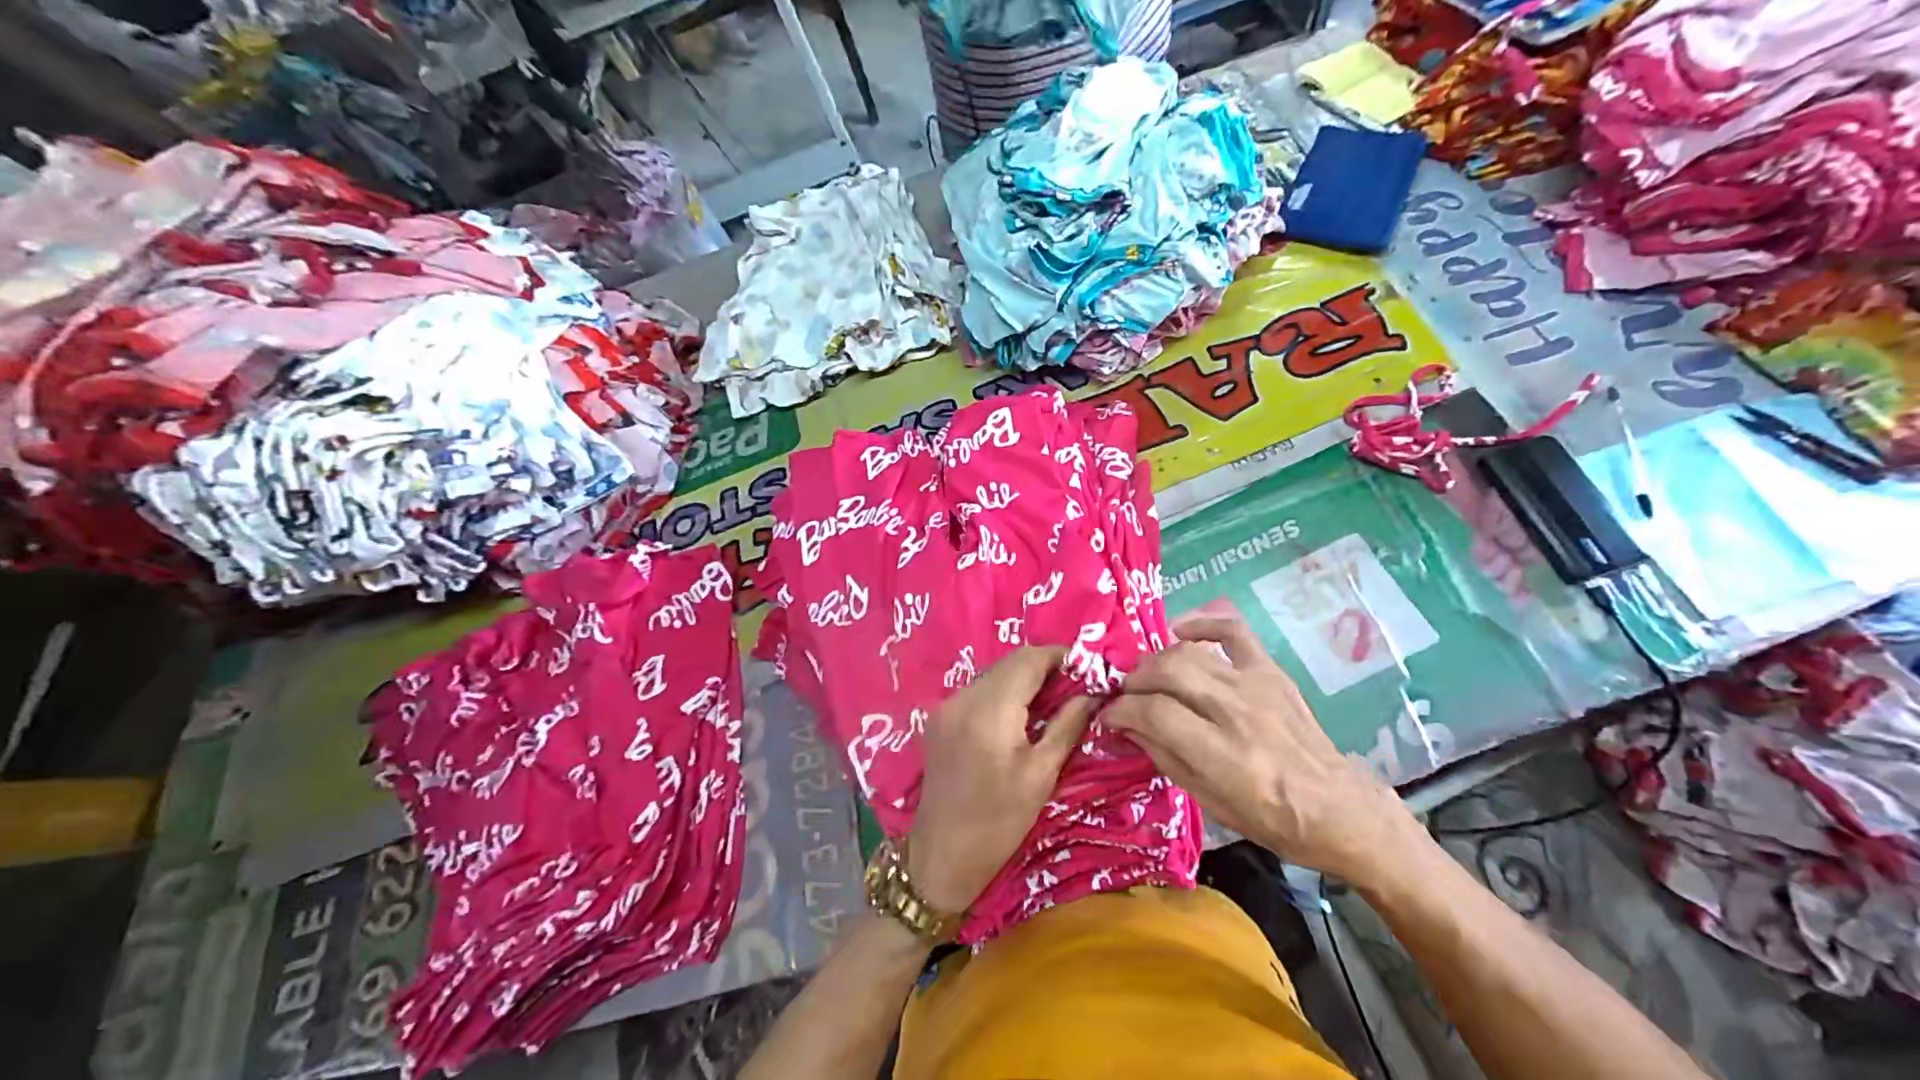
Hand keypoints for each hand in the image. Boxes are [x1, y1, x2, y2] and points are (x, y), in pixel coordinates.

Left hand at [907, 646, 1095, 914]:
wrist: (942, 855)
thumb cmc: (999, 822)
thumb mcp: (1042, 774)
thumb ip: (1068, 725)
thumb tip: (1093, 693)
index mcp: (990, 709)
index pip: (1029, 658)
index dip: (1061, 656)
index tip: (1087, 670)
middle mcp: (963, 696)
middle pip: (1010, 662)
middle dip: (1044, 668)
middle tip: (1075, 688)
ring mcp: (946, 705)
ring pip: (993, 674)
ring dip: (1022, 679)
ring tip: (1051, 702)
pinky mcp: (939, 718)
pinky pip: (977, 690)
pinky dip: (1002, 693)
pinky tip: (1019, 716)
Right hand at [1104, 615, 1424, 887]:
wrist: (1337, 809)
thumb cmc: (1269, 817)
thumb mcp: (1208, 801)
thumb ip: (1163, 756)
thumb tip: (1125, 725)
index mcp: (1222, 755)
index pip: (1153, 713)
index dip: (1120, 711)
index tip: (1108, 717)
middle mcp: (1236, 712)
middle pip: (1166, 672)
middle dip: (1133, 681)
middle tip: (1125, 696)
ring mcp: (1256, 686)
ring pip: (1189, 652)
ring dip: (1157, 661)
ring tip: (1148, 677)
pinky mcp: (1271, 672)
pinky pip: (1232, 631)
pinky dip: (1202, 624)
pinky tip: (1180, 632)